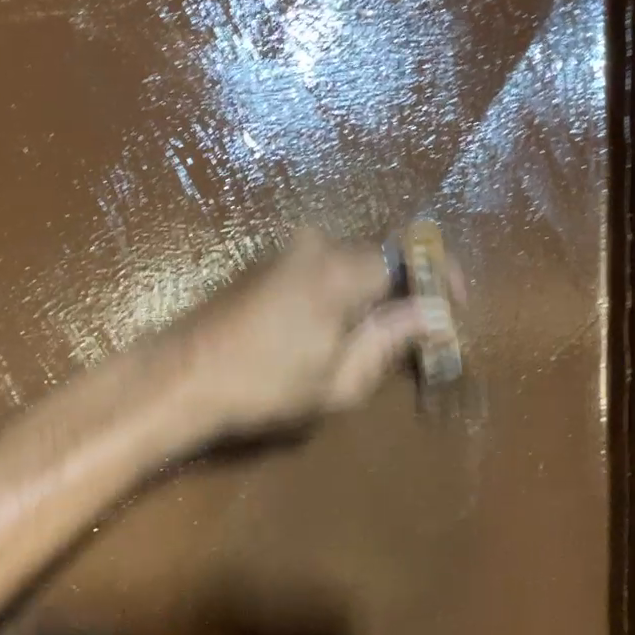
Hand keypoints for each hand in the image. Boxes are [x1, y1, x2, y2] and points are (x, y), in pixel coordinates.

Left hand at [169, 228, 459, 436]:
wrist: (179, 377)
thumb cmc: (263, 387)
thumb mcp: (338, 381)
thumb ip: (389, 341)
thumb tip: (433, 316)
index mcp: (338, 270)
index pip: (408, 256)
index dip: (439, 278)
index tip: (454, 307)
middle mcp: (314, 246)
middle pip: (376, 260)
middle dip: (400, 295)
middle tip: (411, 340)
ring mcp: (283, 252)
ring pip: (346, 267)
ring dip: (365, 299)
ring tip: (365, 346)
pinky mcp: (261, 265)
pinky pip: (317, 272)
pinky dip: (335, 297)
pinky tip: (325, 336)